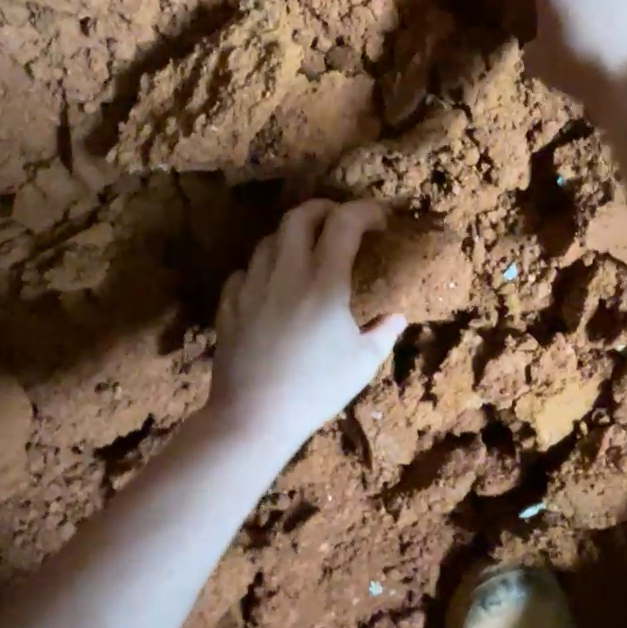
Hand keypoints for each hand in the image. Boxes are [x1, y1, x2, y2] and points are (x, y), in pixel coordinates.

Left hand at [210, 199, 406, 446]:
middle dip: (324, 209)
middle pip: (300, 217)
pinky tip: (271, 285)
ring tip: (306, 252)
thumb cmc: (315, 390)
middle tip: (340, 220)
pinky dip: (261, 269)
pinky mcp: (229, 307)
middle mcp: (286, 274)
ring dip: (291, 237)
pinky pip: (243, 272)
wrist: (252, 418)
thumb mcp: (363, 364)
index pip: (344, 223)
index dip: (365, 211)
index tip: (380, 220)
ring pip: (269, 240)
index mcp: (324, 282)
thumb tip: (397, 317)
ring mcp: (252, 288)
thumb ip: (383, 333)